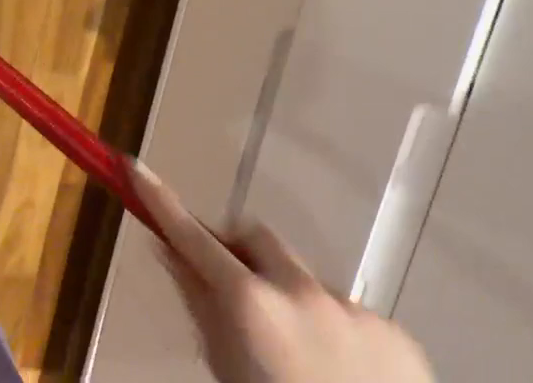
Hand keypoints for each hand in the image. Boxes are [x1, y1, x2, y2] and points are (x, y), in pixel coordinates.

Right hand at [131, 163, 434, 382]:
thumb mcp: (223, 362)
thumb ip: (199, 302)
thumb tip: (169, 252)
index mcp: (250, 302)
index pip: (192, 236)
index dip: (159, 200)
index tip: (135, 168)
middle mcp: (301, 291)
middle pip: (256, 237)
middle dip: (240, 250)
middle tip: (233, 282)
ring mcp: (354, 309)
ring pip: (305, 279)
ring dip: (291, 297)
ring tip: (297, 348)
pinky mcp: (397, 332)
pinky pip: (351, 312)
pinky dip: (336, 329)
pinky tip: (338, 366)